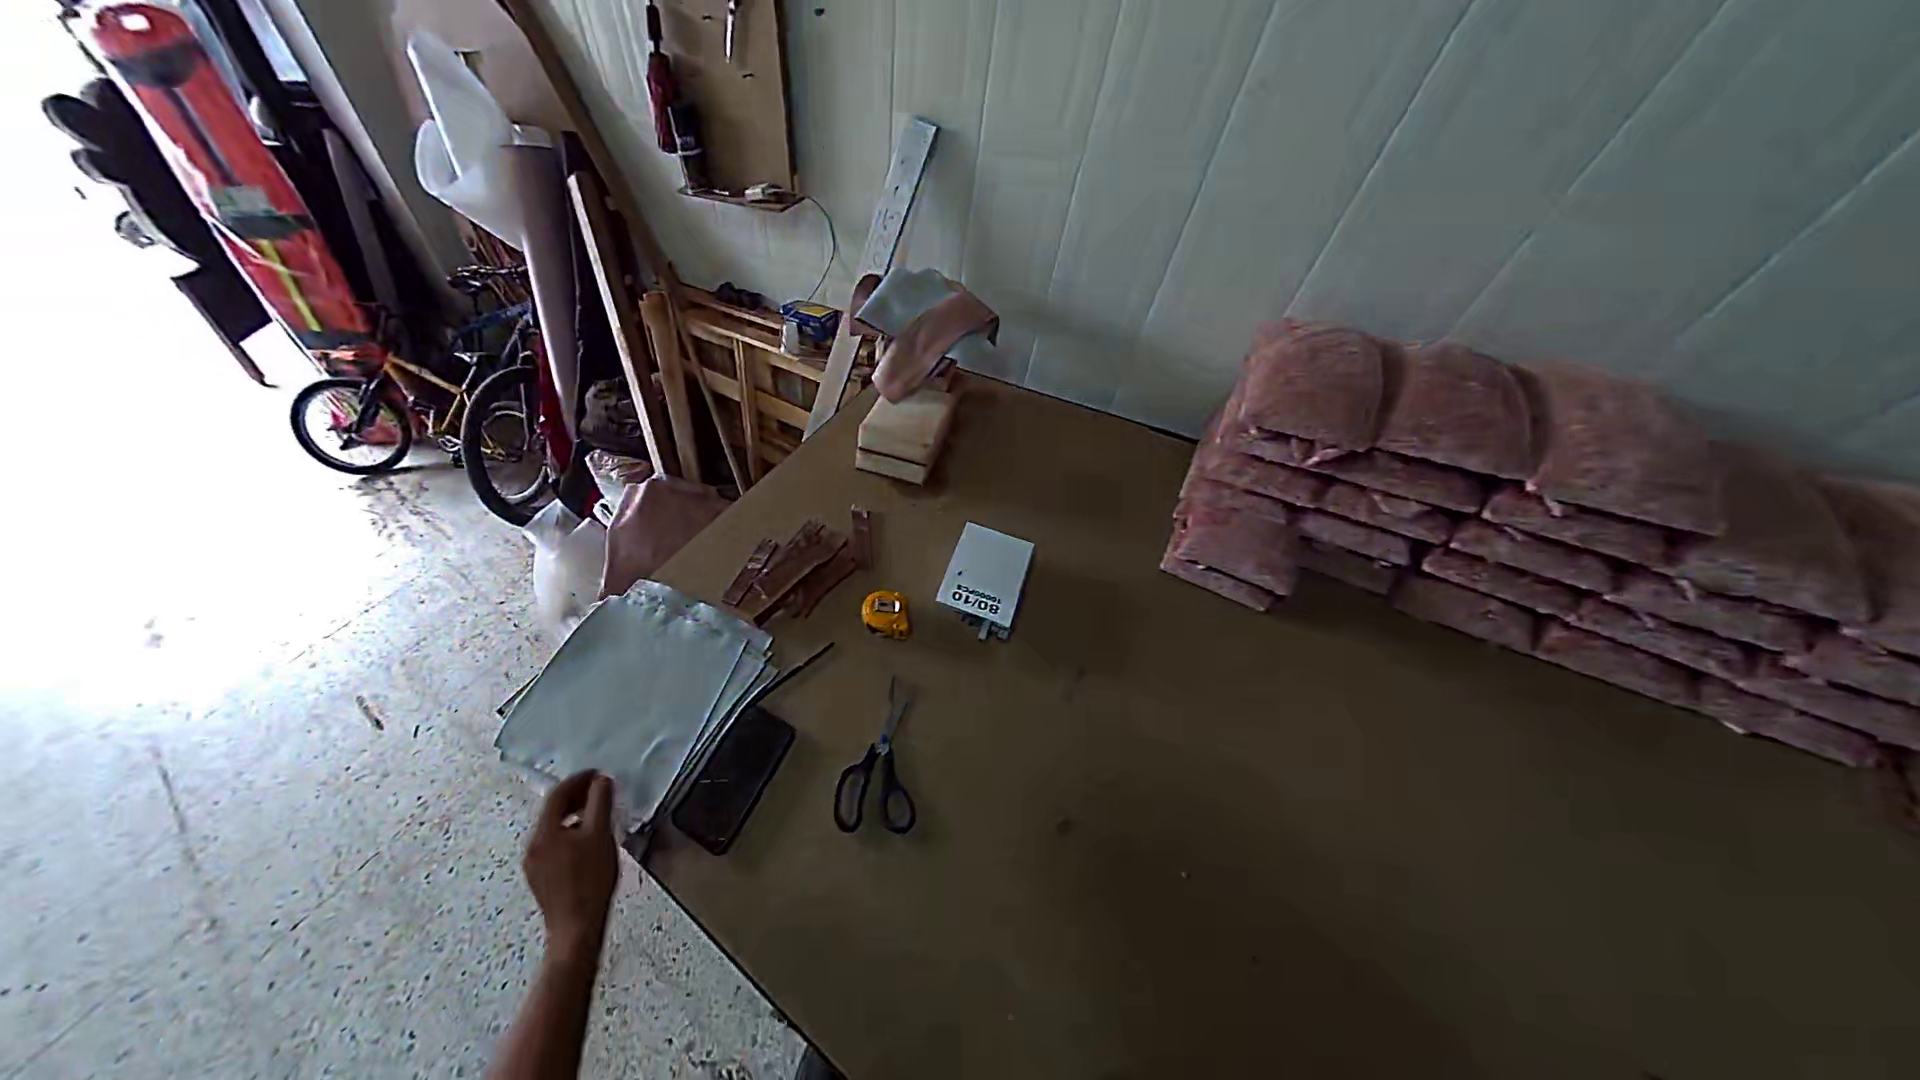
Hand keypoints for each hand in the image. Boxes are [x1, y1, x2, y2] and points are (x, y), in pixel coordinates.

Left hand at [523, 769, 617, 957]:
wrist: (576, 926)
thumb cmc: (591, 879)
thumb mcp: (601, 835)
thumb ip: (600, 803)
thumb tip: (601, 781)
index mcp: (544, 833)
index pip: (557, 795)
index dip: (578, 780)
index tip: (598, 773)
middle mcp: (533, 846)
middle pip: (552, 810)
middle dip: (576, 795)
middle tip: (600, 788)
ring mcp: (535, 863)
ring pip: (553, 827)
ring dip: (574, 813)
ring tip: (598, 811)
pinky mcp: (541, 877)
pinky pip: (554, 843)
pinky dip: (570, 831)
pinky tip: (588, 838)